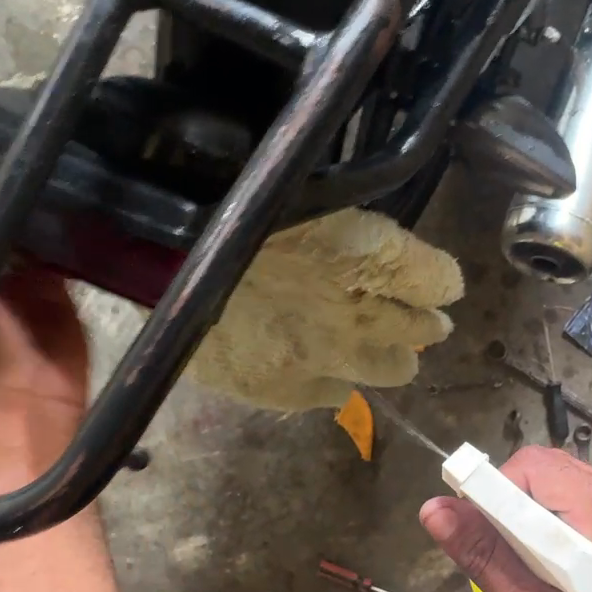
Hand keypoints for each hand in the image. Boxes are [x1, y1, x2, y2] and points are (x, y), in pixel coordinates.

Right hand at [183, 208, 462, 410]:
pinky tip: (314, 367)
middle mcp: (364, 313)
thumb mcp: (302, 196)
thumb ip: (353, 228)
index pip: (441, 280)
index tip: (432, 282)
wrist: (149, 259)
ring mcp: (330, 358)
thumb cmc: (223, 204)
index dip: (438, 281)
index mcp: (372, 253)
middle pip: (425, 330)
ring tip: (365, 345)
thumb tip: (393, 253)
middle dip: (420, 323)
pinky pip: (336, 396)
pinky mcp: (289, 391)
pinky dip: (331, 381)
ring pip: (395, 370)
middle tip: (411, 318)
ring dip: (387, 356)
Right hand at [419, 447, 591, 591]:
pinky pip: (573, 495)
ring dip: (525, 509)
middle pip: (544, 467)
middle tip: (494, 548)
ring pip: (556, 479)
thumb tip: (434, 509)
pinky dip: (546, 516)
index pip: (532, 467)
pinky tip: (541, 557)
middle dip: (507, 500)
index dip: (492, 491)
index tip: (477, 531)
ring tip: (517, 558)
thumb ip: (482, 554)